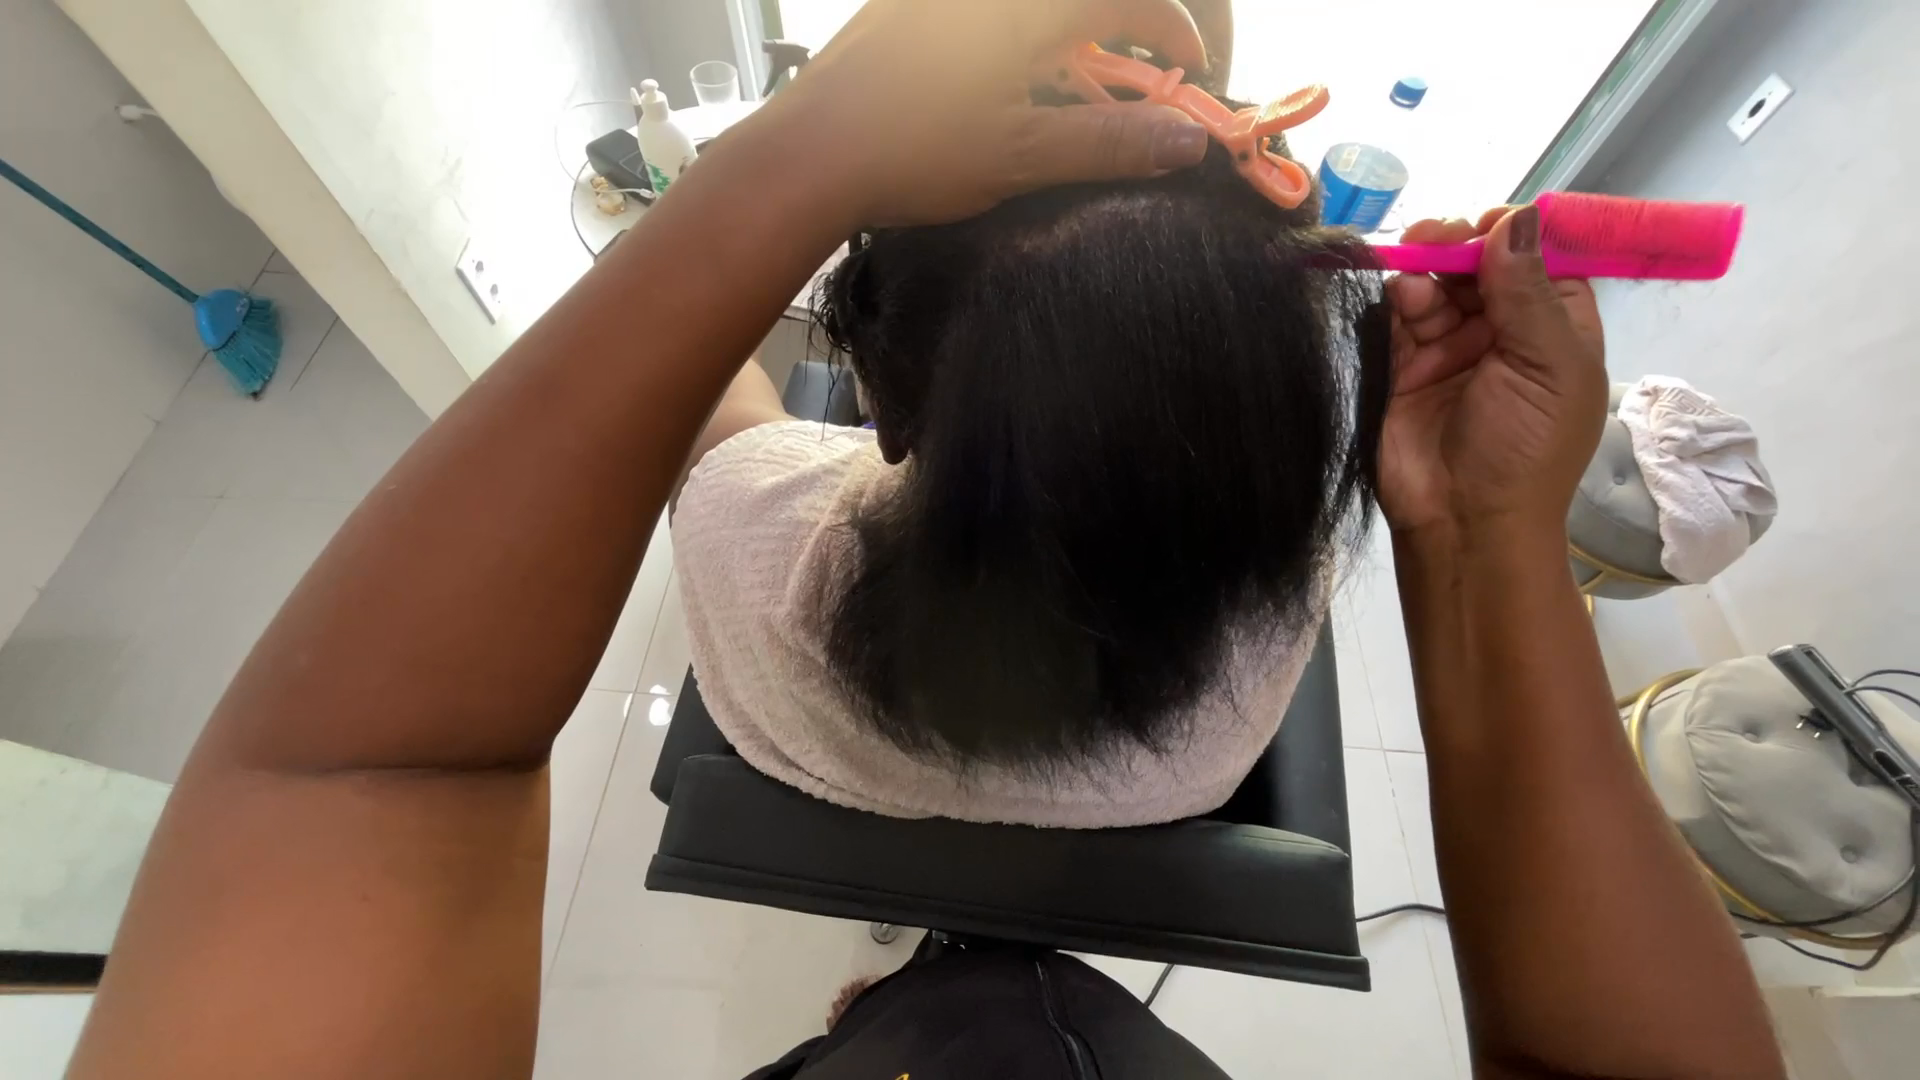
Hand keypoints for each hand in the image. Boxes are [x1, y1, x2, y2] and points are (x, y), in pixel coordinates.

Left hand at [751, 0, 1212, 225]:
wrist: (811, 153)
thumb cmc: (915, 154)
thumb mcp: (1020, 156)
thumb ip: (1106, 143)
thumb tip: (1188, 141)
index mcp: (1025, 4)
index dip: (1177, 34)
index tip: (1192, 78)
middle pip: (1088, 0)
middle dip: (1131, 26)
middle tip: (1143, 78)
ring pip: (1042, 10)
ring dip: (1079, 35)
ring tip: (1082, 87)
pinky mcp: (915, 6)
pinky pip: (997, 15)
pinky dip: (1030, 35)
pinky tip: (1017, 77)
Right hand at [1378, 206, 1608, 537]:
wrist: (1461, 517)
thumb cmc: (1525, 447)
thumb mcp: (1547, 365)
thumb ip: (1527, 292)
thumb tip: (1518, 217)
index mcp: (1555, 328)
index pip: (1542, 260)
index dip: (1520, 235)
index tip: (1496, 223)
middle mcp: (1503, 333)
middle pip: (1483, 267)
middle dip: (1464, 244)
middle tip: (1440, 235)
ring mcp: (1449, 350)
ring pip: (1438, 287)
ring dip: (1428, 267)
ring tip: (1415, 258)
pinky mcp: (1402, 369)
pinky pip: (1401, 321)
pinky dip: (1399, 299)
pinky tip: (1400, 292)